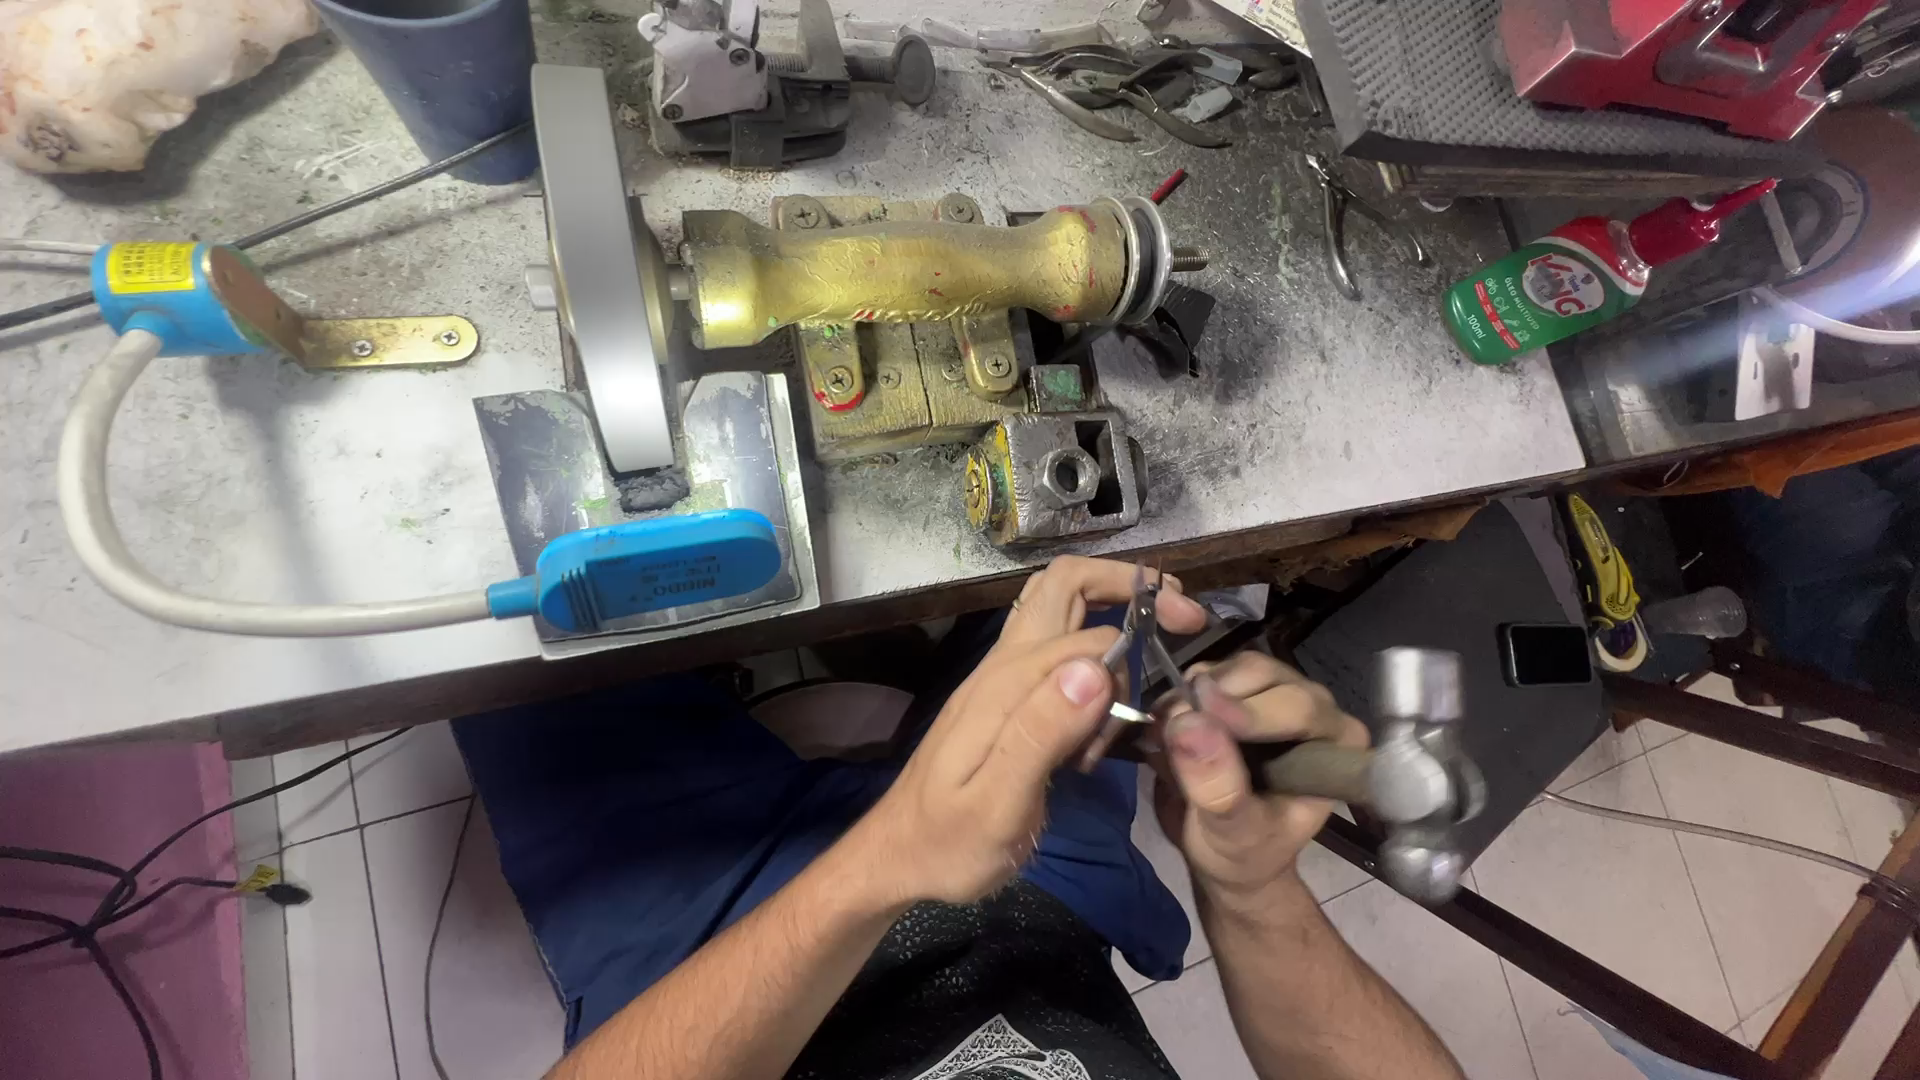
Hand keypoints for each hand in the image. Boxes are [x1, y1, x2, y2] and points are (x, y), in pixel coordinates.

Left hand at [852, 556, 1206, 906]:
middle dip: (1123, 586)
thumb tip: (1094, 666)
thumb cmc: (949, 843)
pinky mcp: (1004, 695)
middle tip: (1179, 617)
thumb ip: (1042, 734)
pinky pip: (1053, 648)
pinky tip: (1107, 703)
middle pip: (1062, 586)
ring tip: (1145, 663)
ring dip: (1106, 616)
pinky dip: (1090, 653)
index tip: (1185, 661)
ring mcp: (1000, 676)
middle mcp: (1002, 665)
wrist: (899, 853)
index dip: (1141, 637)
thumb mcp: (997, 805)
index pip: (1088, 635)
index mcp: (1006, 685)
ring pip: (1056, 611)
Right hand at [1149, 652, 1368, 907]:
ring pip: (1228, 668)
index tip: (1205, 721)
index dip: (1253, 711)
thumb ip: (1218, 788)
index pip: (1302, 707)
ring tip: (1171, 738)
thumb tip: (1190, 724)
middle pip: (1262, 675)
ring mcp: (1268, 692)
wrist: (1217, 850)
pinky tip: (1170, 730)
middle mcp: (1310, 708)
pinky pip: (1201, 674)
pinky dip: (1178, 696)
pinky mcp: (1231, 689)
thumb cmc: (1243, 852)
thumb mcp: (1233, 833)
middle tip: (1176, 727)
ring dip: (1192, 696)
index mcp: (1334, 745)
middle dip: (1216, 699)